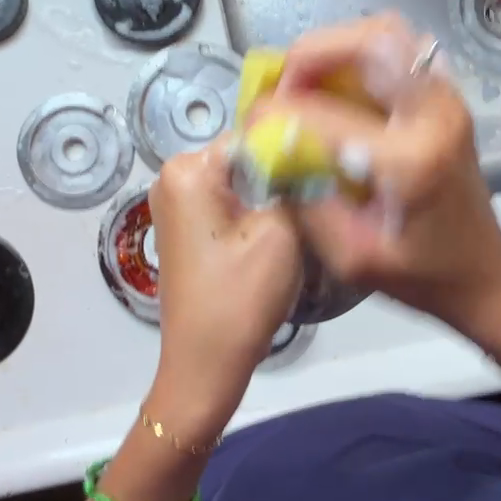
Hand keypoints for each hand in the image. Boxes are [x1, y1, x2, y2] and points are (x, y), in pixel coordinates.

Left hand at [146, 143, 302, 436]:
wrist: (205, 365)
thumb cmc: (241, 297)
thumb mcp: (283, 231)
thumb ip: (295, 181)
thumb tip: (310, 154)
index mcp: (187, 169)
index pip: (255, 135)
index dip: (295, 151)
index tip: (330, 170)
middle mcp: (171, 177)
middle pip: (245, 157)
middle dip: (281, 174)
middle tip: (321, 197)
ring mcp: (173, 204)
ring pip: (239, 182)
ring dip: (270, 196)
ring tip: (304, 219)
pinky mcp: (183, 229)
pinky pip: (226, 204)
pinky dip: (252, 214)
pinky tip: (278, 235)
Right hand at [255, 15, 500, 335]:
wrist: (481, 272)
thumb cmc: (420, 275)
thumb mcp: (351, 258)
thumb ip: (307, 204)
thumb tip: (270, 152)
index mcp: (413, 161)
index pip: (331, 115)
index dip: (281, 112)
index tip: (252, 121)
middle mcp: (435, 115)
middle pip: (371, 42)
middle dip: (310, 55)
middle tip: (281, 88)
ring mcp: (446, 98)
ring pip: (387, 33)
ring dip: (334, 47)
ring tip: (304, 82)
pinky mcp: (445, 96)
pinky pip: (398, 48)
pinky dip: (355, 53)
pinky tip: (334, 85)